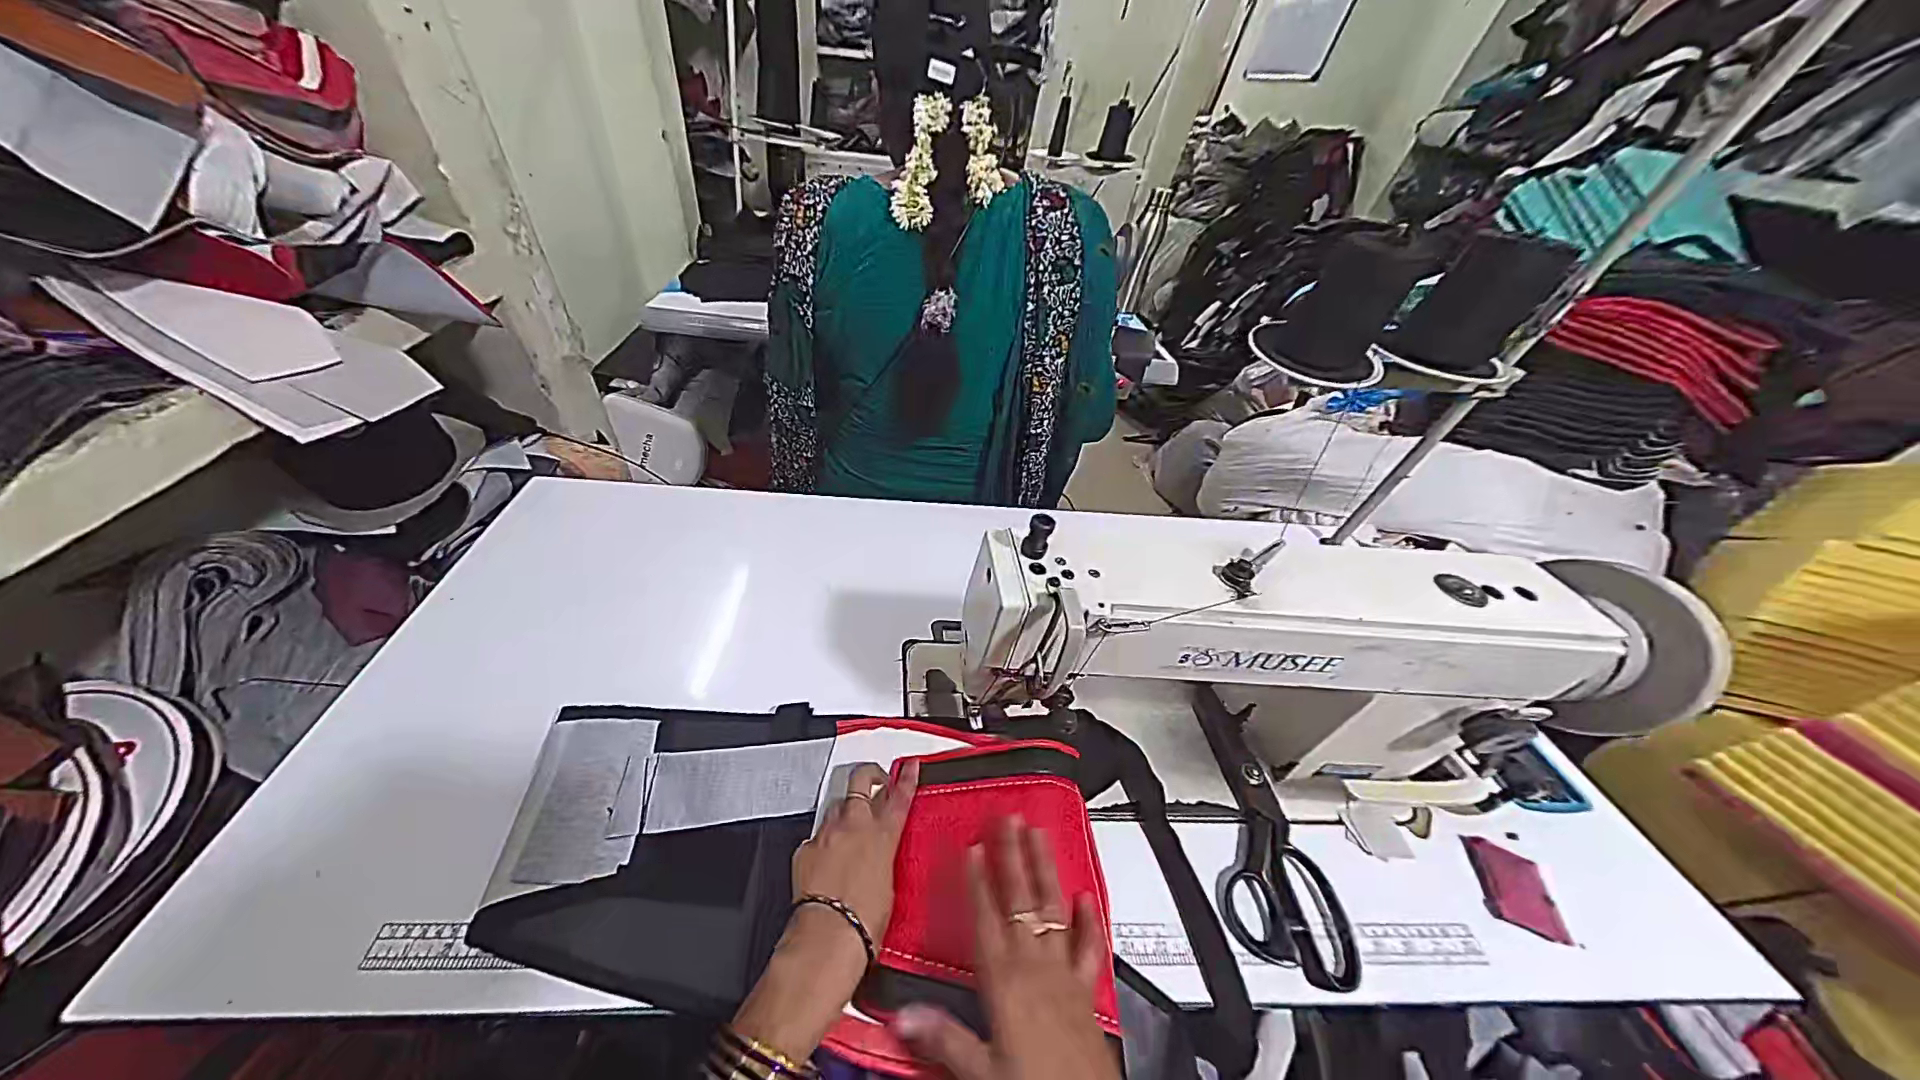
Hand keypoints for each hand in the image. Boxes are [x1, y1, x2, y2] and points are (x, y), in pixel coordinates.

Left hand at [730, 760, 918, 1062]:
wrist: (829, 935)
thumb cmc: (864, 921)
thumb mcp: (890, 885)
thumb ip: (885, 857)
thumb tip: (881, 854)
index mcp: (883, 834)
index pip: (899, 795)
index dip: (906, 777)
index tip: (909, 766)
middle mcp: (855, 825)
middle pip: (861, 780)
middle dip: (869, 774)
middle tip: (875, 778)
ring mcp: (828, 833)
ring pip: (837, 805)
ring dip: (845, 811)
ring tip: (850, 827)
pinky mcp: (805, 848)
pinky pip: (816, 835)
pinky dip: (823, 842)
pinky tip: (826, 859)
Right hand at [890, 816, 1118, 1079]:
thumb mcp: (979, 1069)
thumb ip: (943, 1035)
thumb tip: (904, 1015)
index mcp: (1004, 980)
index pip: (985, 916)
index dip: (976, 879)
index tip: (972, 847)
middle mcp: (1034, 966)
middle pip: (1019, 899)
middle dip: (1012, 855)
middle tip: (1009, 819)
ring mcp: (1063, 973)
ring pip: (1051, 908)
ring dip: (1045, 869)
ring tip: (1040, 836)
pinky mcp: (1085, 989)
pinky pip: (1088, 945)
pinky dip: (1088, 918)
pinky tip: (1085, 895)